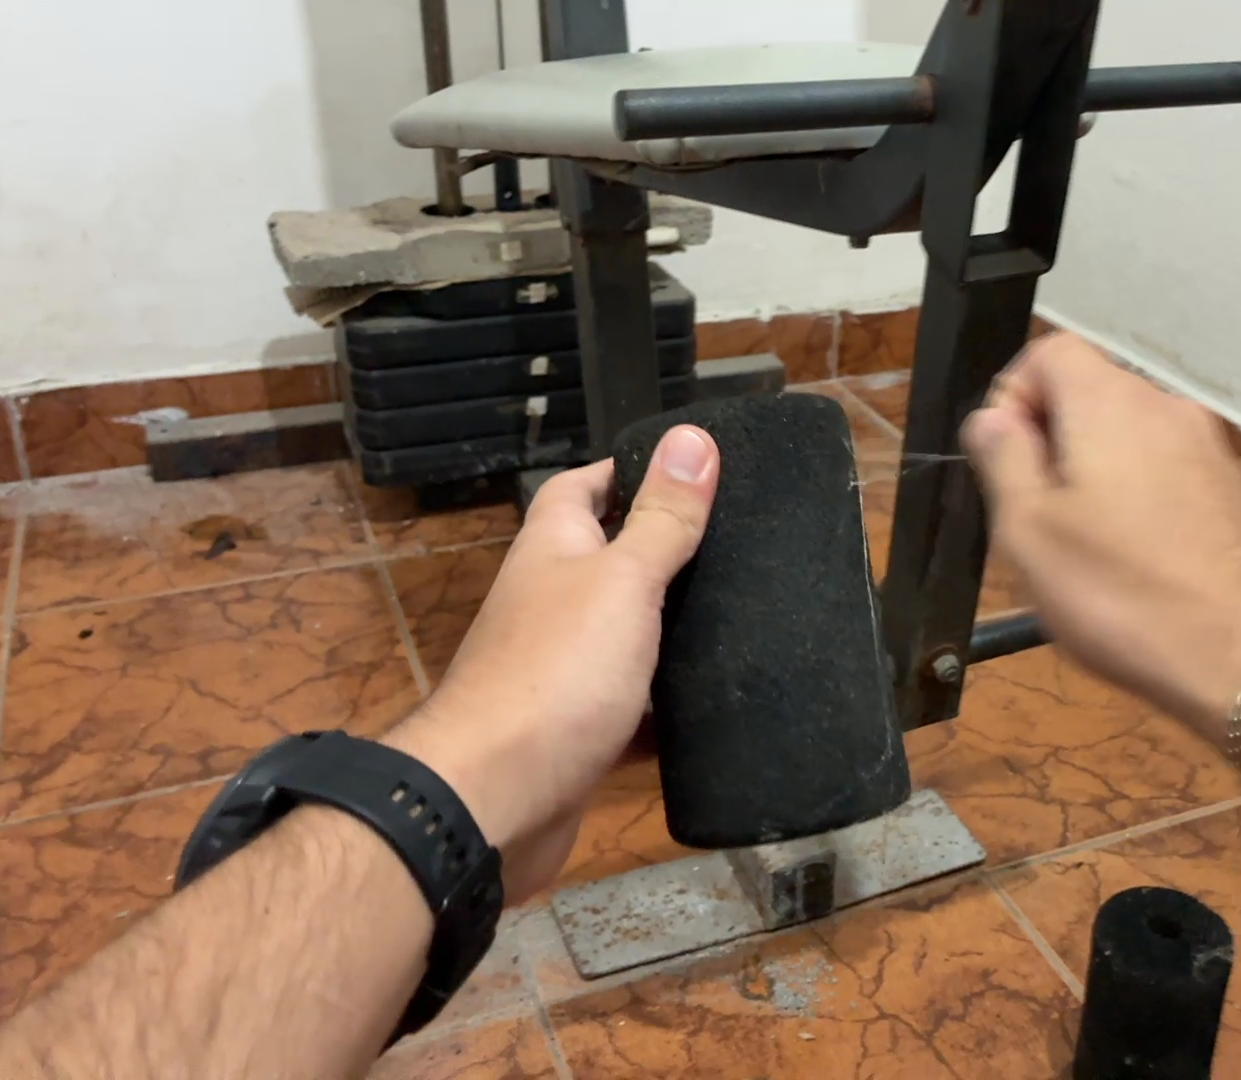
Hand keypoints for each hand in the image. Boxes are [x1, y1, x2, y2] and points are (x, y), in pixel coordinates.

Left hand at [383, 425, 719, 899]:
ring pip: (630, 629)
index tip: (691, 468)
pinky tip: (719, 691)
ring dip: (674, 623)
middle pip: (613, 557)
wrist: (496, 801)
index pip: (584, 486)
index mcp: (555, 550)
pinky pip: (636, 695)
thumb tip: (693, 435)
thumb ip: (662, 517)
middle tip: (738, 542)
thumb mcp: (624, 581)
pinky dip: (670, 695)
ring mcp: (566, 665)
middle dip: (667, 548)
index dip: (630, 469)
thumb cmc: (559, 671)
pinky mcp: (583, 722)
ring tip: (744, 609)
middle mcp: (553, 600)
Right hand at [961, 334, 1240, 745]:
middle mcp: (1169, 410)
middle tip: (1035, 517)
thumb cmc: (1119, 595)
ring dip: (1091, 475)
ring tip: (1082, 551)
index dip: (1012, 396)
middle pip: (1090, 394)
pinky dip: (1137, 500)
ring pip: (1128, 439)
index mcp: (1111, 405)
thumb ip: (1003, 458)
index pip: (1049, 351)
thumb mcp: (1028, 530)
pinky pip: (1167, 474)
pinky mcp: (1238, 496)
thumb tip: (992, 416)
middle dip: (1049, 442)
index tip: (1004, 461)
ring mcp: (1213, 452)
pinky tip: (1136, 566)